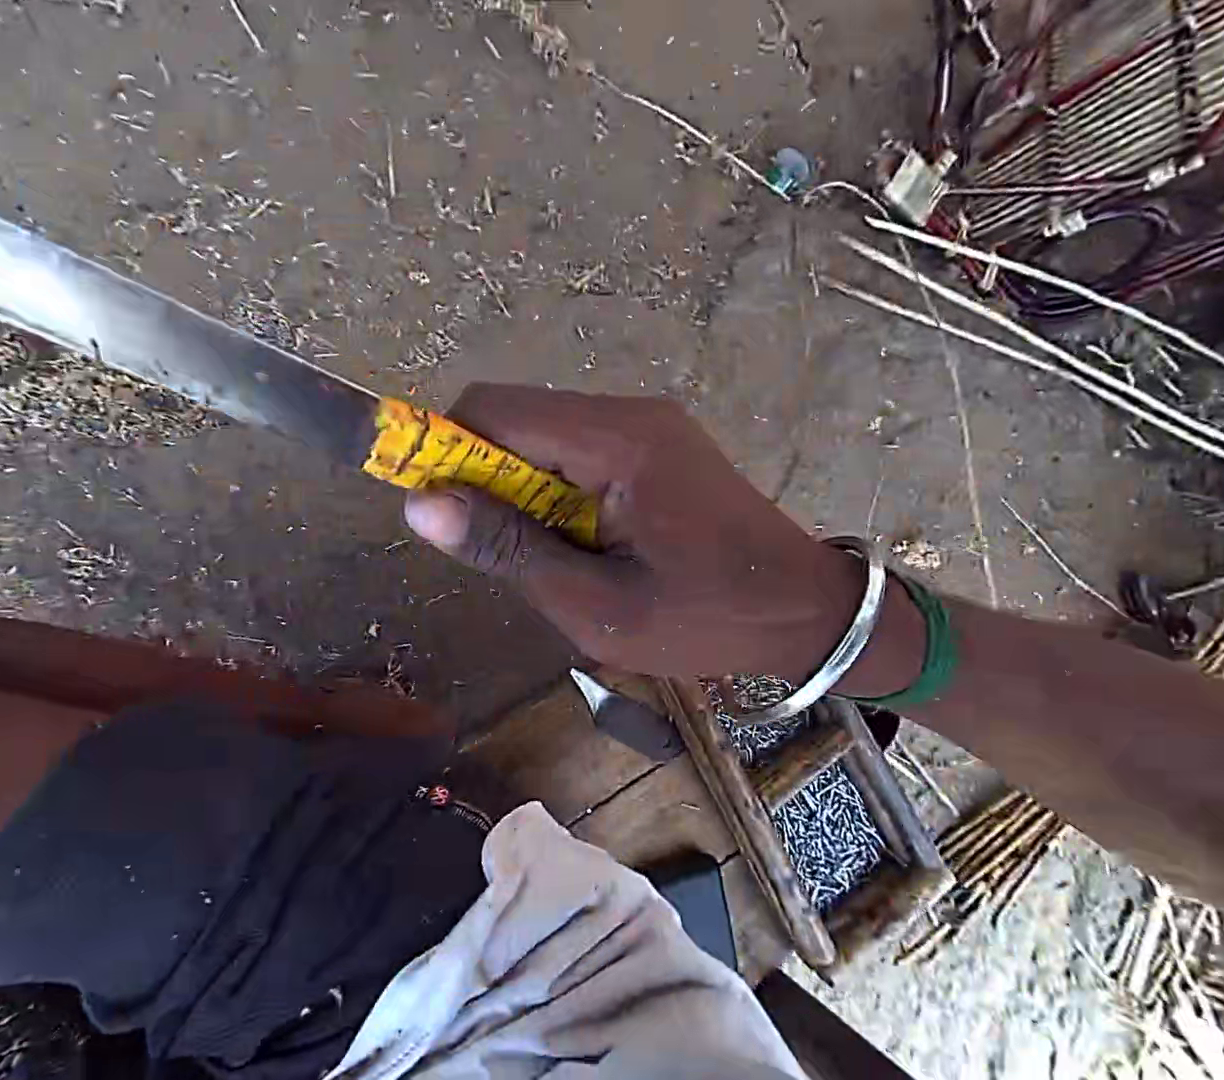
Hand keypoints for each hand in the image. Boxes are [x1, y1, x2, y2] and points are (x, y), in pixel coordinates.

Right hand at [402, 385, 921, 691]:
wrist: (805, 608)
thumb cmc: (707, 619)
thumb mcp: (597, 604)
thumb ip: (509, 549)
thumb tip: (418, 504)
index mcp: (617, 440)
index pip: (494, 410)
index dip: (444, 452)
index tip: (435, 515)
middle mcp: (631, 414)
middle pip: (518, 418)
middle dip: (487, 480)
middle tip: (507, 554)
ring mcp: (650, 426)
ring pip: (546, 437)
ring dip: (524, 492)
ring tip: (554, 559)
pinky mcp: (659, 447)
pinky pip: (580, 453)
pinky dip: (558, 494)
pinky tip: (584, 545)